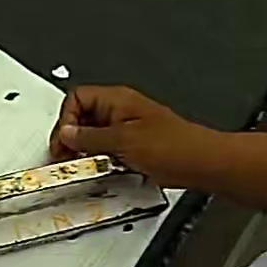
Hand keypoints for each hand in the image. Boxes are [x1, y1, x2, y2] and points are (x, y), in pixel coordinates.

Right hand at [49, 85, 226, 187]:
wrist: (201, 163)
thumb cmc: (175, 146)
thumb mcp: (123, 140)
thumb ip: (89, 137)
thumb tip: (66, 133)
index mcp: (118, 99)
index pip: (76, 99)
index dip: (66, 120)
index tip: (65, 140)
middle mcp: (119, 111)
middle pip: (79, 118)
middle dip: (70, 138)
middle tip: (67, 155)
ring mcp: (123, 129)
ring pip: (89, 136)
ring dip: (83, 152)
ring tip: (85, 164)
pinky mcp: (127, 146)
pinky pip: (101, 150)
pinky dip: (96, 160)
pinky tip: (101, 168)